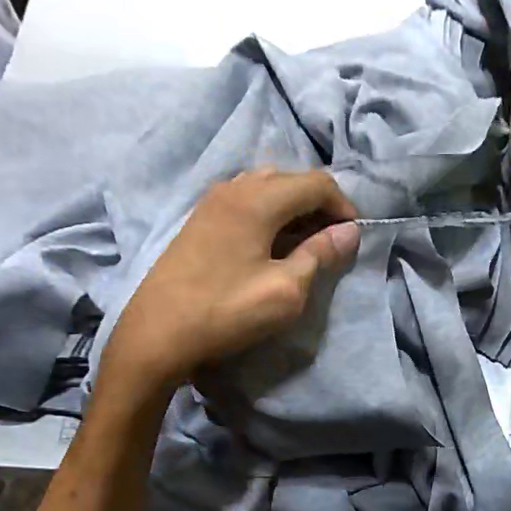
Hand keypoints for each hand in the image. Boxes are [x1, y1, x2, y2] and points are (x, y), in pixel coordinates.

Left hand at [106, 168, 360, 387]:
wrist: (158, 333)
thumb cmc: (227, 312)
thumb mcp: (285, 290)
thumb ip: (319, 255)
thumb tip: (350, 231)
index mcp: (257, 200)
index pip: (316, 183)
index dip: (343, 205)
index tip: (353, 237)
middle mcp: (234, 188)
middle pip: (290, 178)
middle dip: (319, 204)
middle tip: (331, 241)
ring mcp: (212, 202)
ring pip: (266, 186)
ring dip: (293, 207)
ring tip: (305, 243)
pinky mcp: (200, 220)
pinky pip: (246, 200)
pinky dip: (269, 213)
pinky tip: (271, 245)